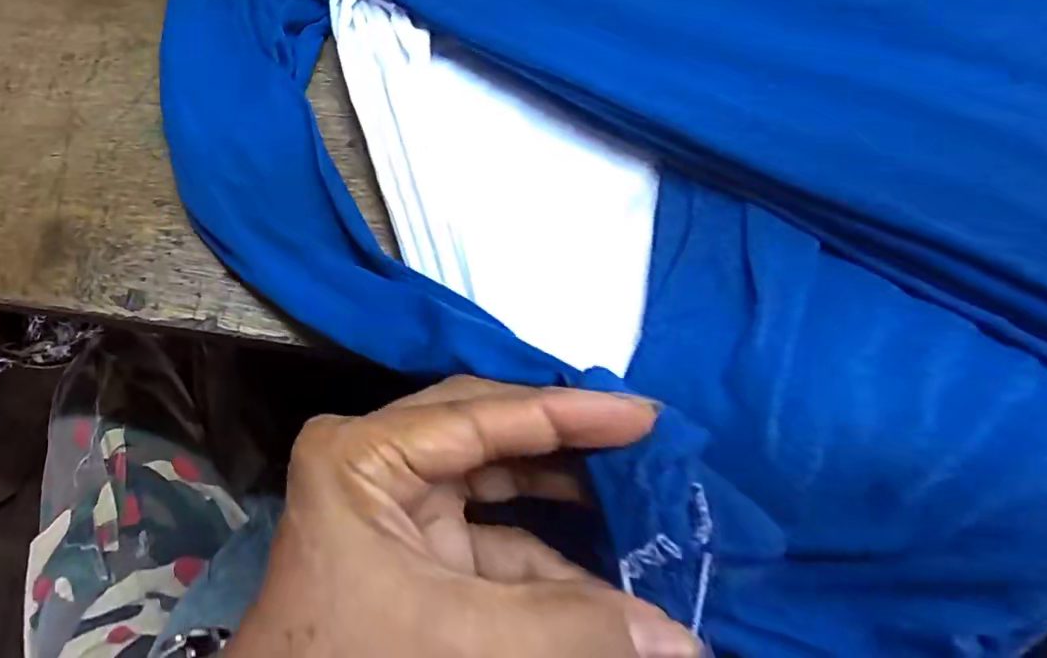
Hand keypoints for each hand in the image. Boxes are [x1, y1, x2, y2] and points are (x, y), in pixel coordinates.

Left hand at [230, 376, 701, 657]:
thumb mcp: (460, 641)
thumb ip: (571, 629)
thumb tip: (683, 640)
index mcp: (363, 451)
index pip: (474, 414)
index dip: (561, 411)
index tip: (640, 412)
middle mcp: (376, 457)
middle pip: (482, 431)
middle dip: (561, 439)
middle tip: (642, 439)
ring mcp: (394, 500)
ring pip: (490, 479)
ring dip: (560, 497)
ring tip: (639, 497)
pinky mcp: (414, 545)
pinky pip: (488, 537)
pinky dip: (546, 561)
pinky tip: (609, 587)